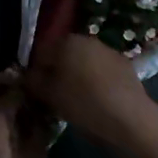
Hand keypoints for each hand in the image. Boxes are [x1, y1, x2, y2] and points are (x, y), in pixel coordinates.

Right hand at [26, 35, 157, 148]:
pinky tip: (97, 100)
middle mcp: (90, 40)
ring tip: (76, 100)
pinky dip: (96, 81)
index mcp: (68, 42)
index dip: (36, 71)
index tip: (36, 90)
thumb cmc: (83, 103)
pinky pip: (102, 71)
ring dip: (78, 76)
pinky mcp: (126, 66)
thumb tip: (29, 75)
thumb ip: (34, 81)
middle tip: (55, 96)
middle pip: (65, 55)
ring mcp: (110, 51)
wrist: (128, 117)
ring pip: (85, 63)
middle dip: (59, 72)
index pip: (43, 52)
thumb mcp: (49, 95)